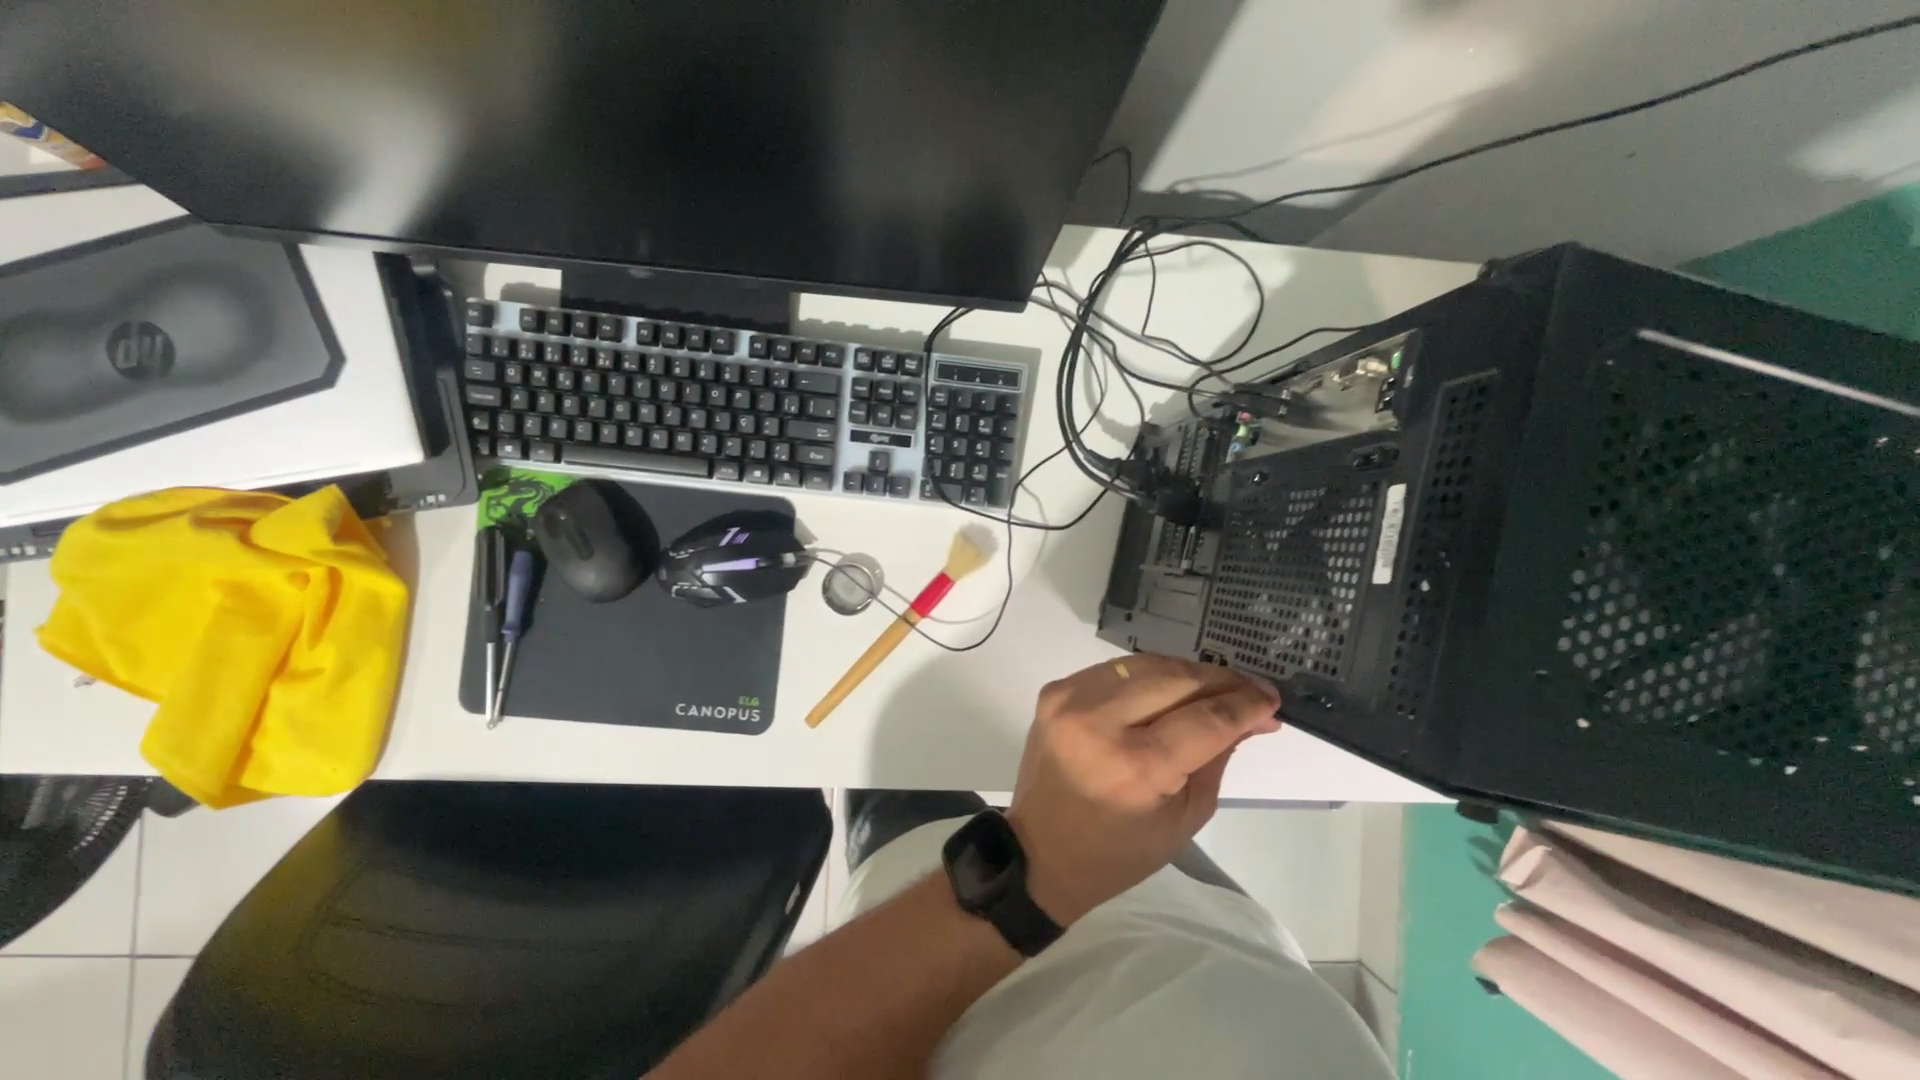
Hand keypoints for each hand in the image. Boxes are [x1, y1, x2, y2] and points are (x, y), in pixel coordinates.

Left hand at [1005, 654, 1281, 925]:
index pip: (1205, 719)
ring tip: (1216, 688)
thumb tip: (1253, 716)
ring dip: (1188, 674)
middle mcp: (1099, 722)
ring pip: (1147, 664)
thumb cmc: (1119, 852)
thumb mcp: (1184, 816)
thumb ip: (1218, 757)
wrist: (1040, 853)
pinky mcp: (1055, 691)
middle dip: (1222, 681)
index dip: (1245, 705)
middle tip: (1252, 691)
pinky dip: (1149, 676)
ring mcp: (1070, 700)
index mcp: (1135, 767)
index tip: (1272, 700)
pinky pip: (1116, 669)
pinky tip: (1170, 690)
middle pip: (1177, 679)